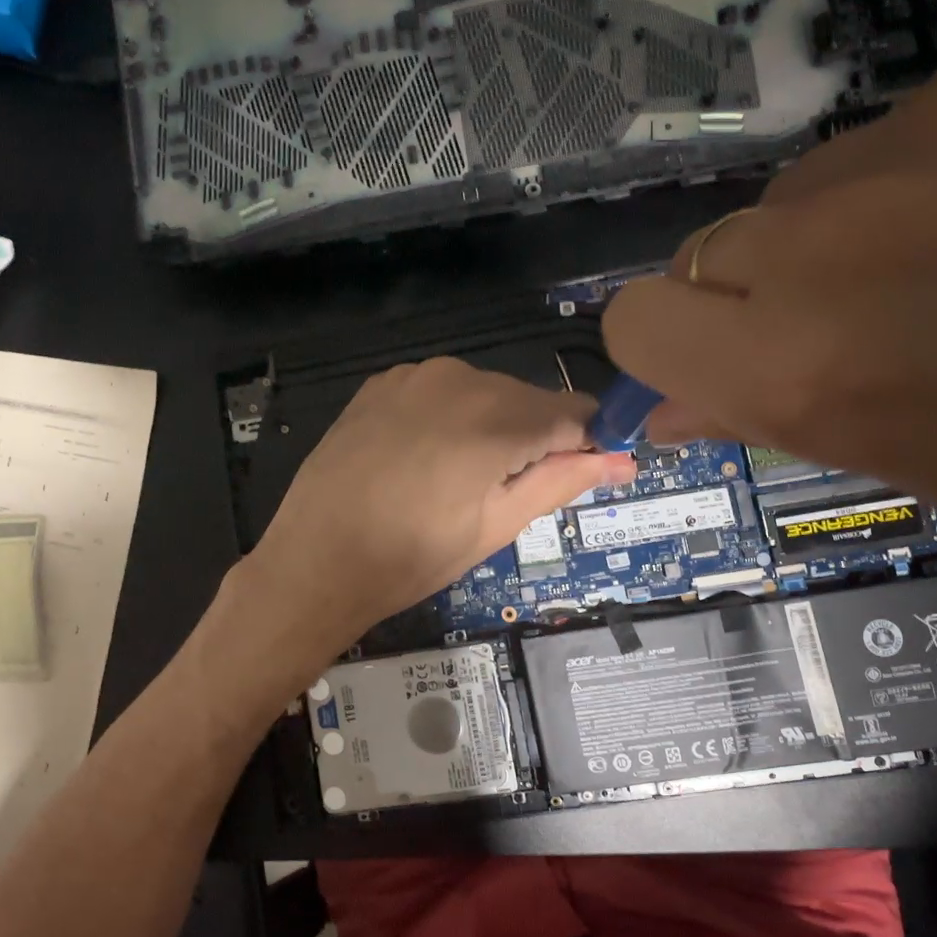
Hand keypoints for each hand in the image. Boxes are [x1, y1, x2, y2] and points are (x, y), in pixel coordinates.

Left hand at [241, 357, 634, 658]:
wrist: (315, 559)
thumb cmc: (410, 557)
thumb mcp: (495, 526)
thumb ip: (560, 481)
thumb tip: (621, 459)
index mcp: (495, 420)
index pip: (572, 413)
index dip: (587, 443)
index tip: (587, 472)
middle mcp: (459, 380)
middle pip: (526, 400)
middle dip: (536, 438)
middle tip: (507, 493)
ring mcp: (413, 376)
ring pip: (482, 392)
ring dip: (490, 426)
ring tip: (458, 481)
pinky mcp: (379, 384)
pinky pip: (438, 392)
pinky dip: (447, 417)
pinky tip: (424, 458)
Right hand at [603, 0, 936, 570]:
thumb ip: (777, 418)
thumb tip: (671, 407)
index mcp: (802, 365)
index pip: (637, 322)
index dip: (678, 345)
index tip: (731, 360)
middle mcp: (831, 237)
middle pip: (719, 247)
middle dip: (770, 287)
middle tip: (880, 317)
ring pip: (824, 178)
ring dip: (869, 219)